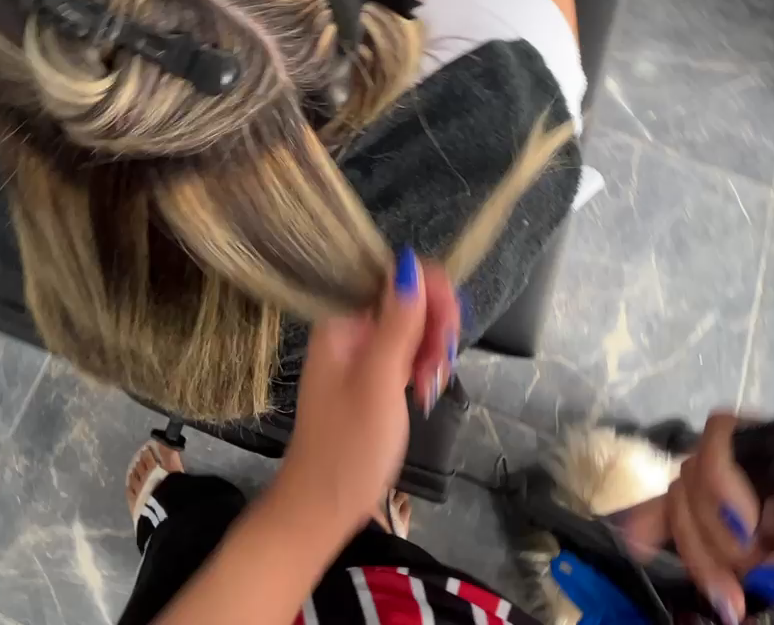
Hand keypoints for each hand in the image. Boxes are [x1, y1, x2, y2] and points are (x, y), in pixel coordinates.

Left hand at [271, 247, 459, 534]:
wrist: (322, 508)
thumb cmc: (349, 446)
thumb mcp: (379, 380)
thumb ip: (398, 323)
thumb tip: (410, 264)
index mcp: (343, 321)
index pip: (393, 278)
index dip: (428, 292)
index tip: (451, 326)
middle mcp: (349, 330)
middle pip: (405, 302)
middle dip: (434, 326)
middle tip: (441, 364)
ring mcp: (359, 354)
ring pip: (410, 330)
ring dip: (431, 350)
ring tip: (431, 385)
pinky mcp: (370, 379)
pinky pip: (404, 356)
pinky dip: (420, 368)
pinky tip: (425, 391)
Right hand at [617, 413, 773, 624]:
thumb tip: (773, 570)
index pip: (757, 435)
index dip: (728, 470)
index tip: (745, 534)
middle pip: (709, 463)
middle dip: (711, 525)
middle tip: (740, 591)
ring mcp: (759, 517)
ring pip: (687, 493)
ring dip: (691, 545)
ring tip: (726, 603)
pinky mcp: (737, 550)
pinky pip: (678, 521)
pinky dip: (656, 528)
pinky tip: (639, 544)